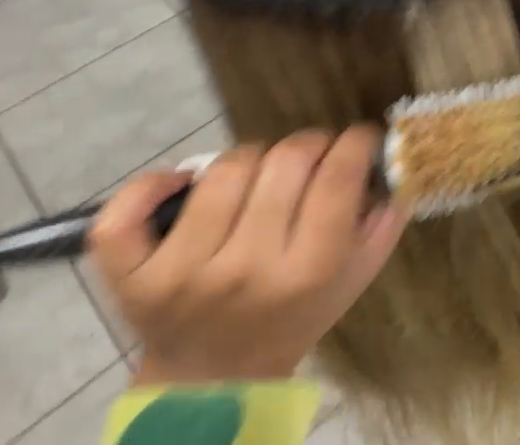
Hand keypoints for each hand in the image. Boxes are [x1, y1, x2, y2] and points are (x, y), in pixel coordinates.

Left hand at [89, 128, 409, 385]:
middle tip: (315, 155)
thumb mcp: (359, 274)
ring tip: (261, 173)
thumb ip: (385, 217)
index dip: (357, 141)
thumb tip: (394, 157)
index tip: (361, 139)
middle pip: (285, 161)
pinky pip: (125, 212)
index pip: (339, 175)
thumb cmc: (299, 316)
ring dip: (252, 156)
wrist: (215, 379)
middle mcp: (245, 268)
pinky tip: (183, 182)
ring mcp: (179, 272)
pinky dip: (151, 185)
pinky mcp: (127, 278)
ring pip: (223, 171)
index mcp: (309, 269)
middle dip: (311, 144)